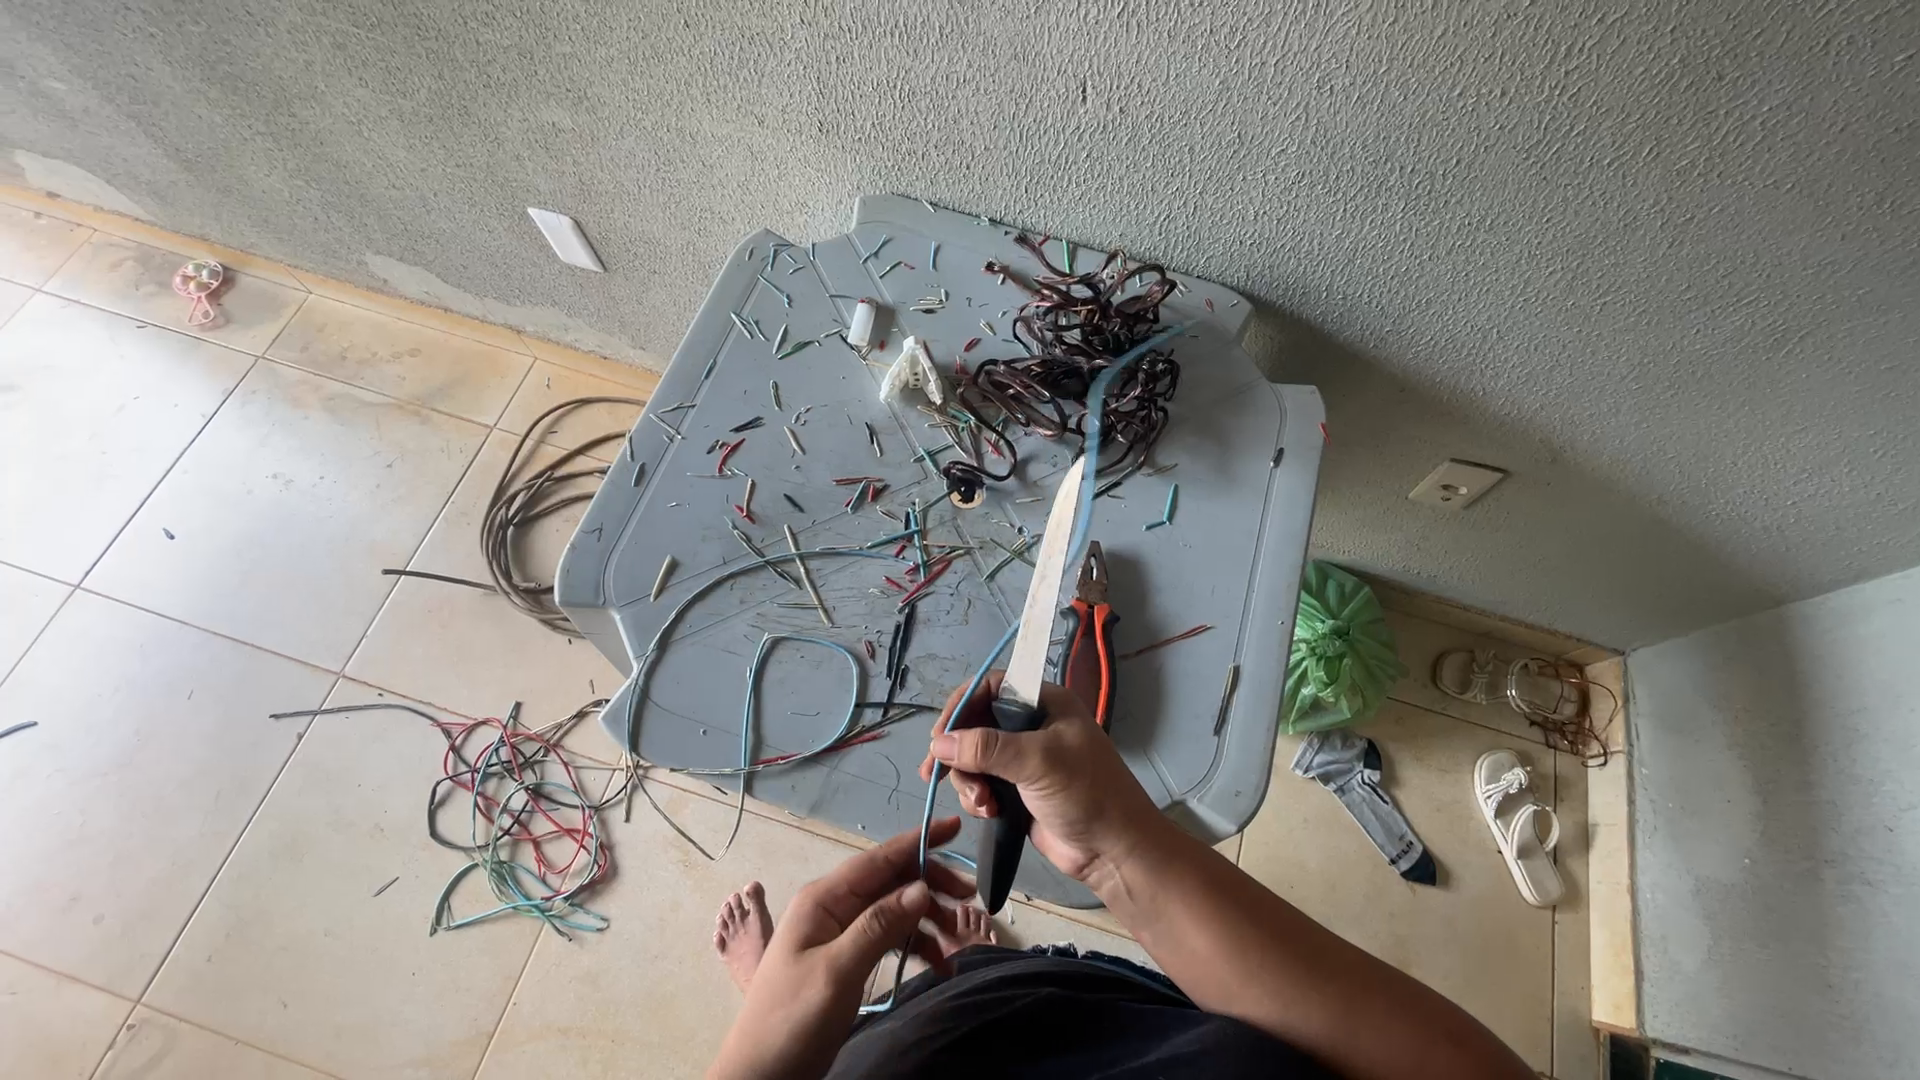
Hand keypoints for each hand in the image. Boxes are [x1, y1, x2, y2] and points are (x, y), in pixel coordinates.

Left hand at [708, 817, 976, 1079]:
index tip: (956, 826)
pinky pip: (889, 938)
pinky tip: (937, 964)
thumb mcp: (837, 972)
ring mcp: (840, 933)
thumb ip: (878, 925)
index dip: (919, 841)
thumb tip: (921, 885)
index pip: (879, 858)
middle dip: (931, 886)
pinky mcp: (847, 959)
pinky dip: (915, 946)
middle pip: (891, 882)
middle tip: (970, 902)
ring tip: (959, 942)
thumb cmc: (792, 1020)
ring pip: (894, 910)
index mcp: (825, 898)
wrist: (759, 1078)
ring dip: (928, 920)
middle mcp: (833, 906)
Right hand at [918, 674, 1165, 885]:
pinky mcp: (1017, 791)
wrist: (1115, 852)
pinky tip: (988, 813)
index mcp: (1044, 703)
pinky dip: (977, 797)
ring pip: (974, 758)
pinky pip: (982, 784)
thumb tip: (938, 744)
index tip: (940, 736)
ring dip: (968, 780)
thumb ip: (987, 748)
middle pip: (976, 725)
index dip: (962, 707)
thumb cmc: (1086, 793)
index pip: (990, 688)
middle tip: (939, 774)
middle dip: (960, 752)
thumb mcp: (1037, 761)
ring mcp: (1024, 760)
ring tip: (983, 803)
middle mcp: (1032, 726)